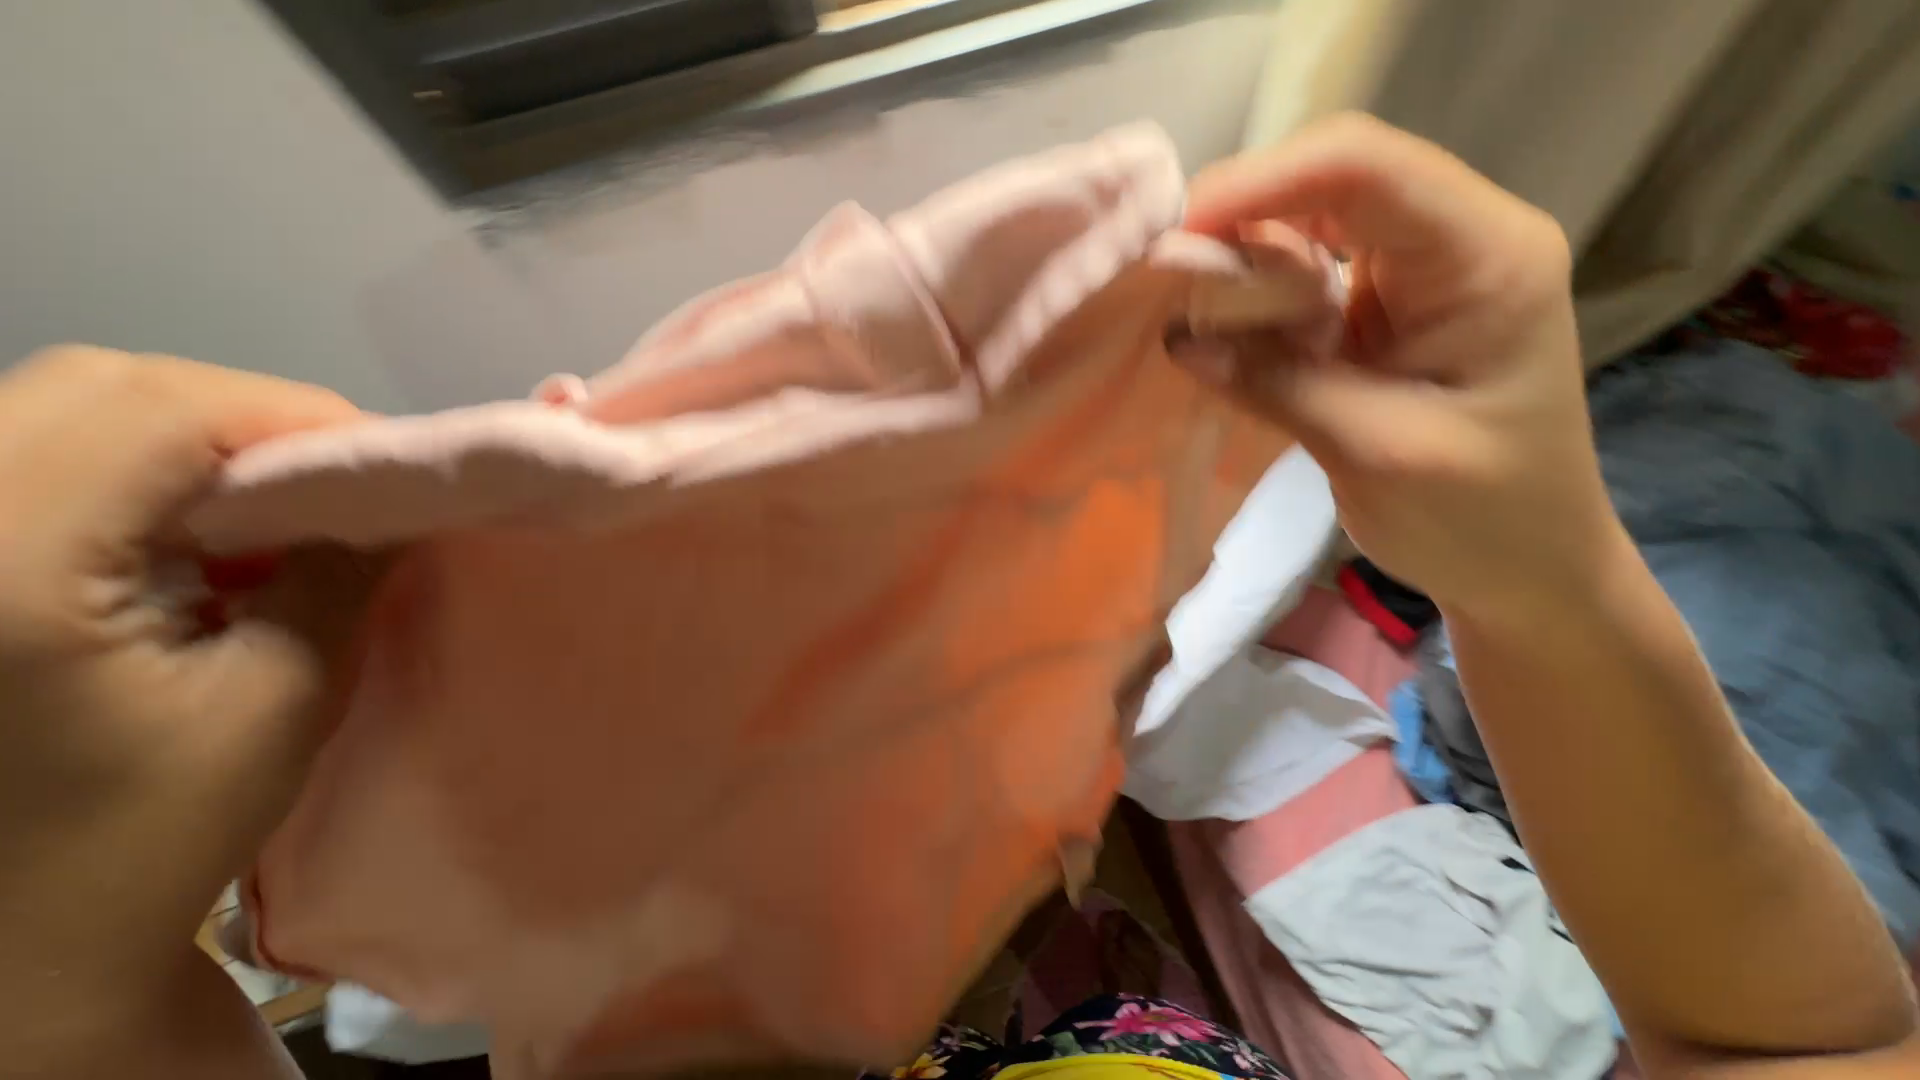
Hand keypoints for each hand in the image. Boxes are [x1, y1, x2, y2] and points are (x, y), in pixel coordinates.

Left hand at [0, 346, 377, 1009]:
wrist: (3, 949)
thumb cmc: (143, 840)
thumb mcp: (277, 701)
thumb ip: (341, 575)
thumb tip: (400, 499)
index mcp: (2, 563)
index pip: (161, 408)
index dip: (296, 416)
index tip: (389, 466)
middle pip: (102, 384)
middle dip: (249, 419)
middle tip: (339, 481)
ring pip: (65, 408)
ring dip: (195, 441)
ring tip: (275, 506)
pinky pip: (39, 456)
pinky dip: (140, 471)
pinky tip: (194, 534)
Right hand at [1176, 113, 1629, 622]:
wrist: (1526, 566)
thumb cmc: (1483, 517)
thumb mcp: (1379, 451)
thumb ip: (1279, 384)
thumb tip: (1177, 337)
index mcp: (1485, 256)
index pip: (1364, 168)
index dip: (1261, 183)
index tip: (1175, 236)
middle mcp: (1453, 242)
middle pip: (1328, 180)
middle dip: (1238, 219)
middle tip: (1160, 277)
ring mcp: (1414, 275)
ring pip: (1306, 226)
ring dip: (1238, 264)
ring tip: (1180, 310)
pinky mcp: (1378, 313)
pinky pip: (1301, 280)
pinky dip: (1251, 302)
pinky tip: (1216, 334)